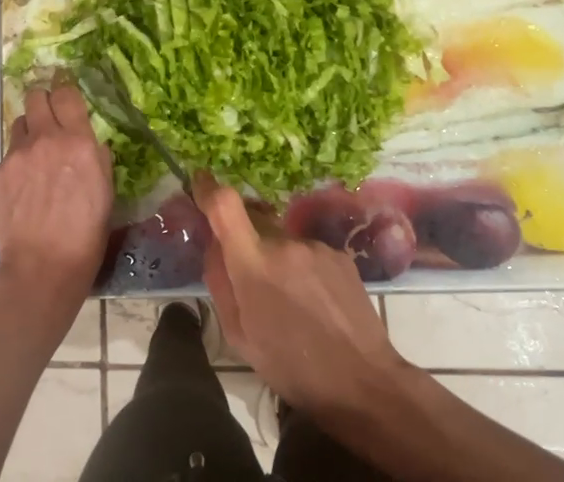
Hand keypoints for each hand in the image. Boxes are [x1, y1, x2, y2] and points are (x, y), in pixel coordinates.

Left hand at [0, 80, 113, 304]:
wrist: (43, 266)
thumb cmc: (86, 234)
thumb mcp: (106, 192)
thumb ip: (98, 158)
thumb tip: (90, 143)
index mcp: (78, 141)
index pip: (66, 94)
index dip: (65, 88)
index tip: (65, 90)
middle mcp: (45, 139)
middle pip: (35, 96)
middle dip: (43, 101)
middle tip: (49, 117)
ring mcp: (16, 155)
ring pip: (20, 124)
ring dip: (30, 132)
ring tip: (37, 156)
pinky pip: (8, 156)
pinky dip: (17, 164)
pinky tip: (24, 189)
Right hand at [195, 173, 410, 420]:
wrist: (363, 383)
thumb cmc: (292, 367)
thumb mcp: (239, 336)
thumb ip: (220, 284)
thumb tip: (214, 249)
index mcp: (253, 264)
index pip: (224, 206)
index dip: (208, 189)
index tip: (200, 181)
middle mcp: (284, 244)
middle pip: (254, 224)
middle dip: (247, 242)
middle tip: (253, 283)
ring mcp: (316, 248)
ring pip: (283, 242)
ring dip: (278, 260)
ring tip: (291, 304)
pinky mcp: (341, 256)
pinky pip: (309, 253)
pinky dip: (304, 270)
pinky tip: (316, 304)